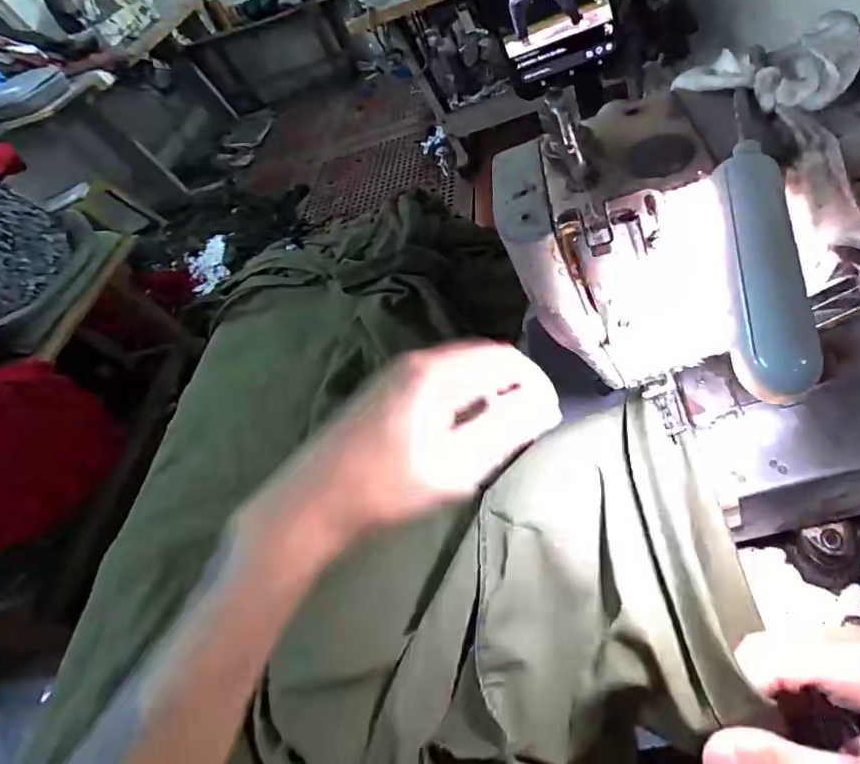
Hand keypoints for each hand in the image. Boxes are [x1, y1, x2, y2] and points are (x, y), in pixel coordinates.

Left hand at [238, 342, 558, 556]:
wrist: (309, 503)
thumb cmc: (383, 489)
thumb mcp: (452, 467)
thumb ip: (502, 431)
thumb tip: (541, 405)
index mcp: (434, 372)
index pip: (503, 358)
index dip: (534, 382)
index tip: (550, 416)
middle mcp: (418, 359)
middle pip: (484, 357)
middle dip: (515, 384)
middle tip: (534, 424)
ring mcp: (399, 370)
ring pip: (464, 367)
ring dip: (492, 389)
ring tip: (508, 427)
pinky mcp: (388, 386)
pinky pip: (443, 377)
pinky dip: (467, 393)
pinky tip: (468, 426)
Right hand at [704, 627, 859, 763]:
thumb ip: (782, 761)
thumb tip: (711, 746)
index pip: (766, 656)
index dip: (739, 695)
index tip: (727, 736)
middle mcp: (854, 639)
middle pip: (769, 651)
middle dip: (752, 695)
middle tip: (748, 743)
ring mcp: (854, 648)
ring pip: (777, 656)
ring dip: (766, 698)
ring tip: (775, 741)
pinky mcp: (853, 663)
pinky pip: (796, 666)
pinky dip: (785, 698)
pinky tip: (795, 731)